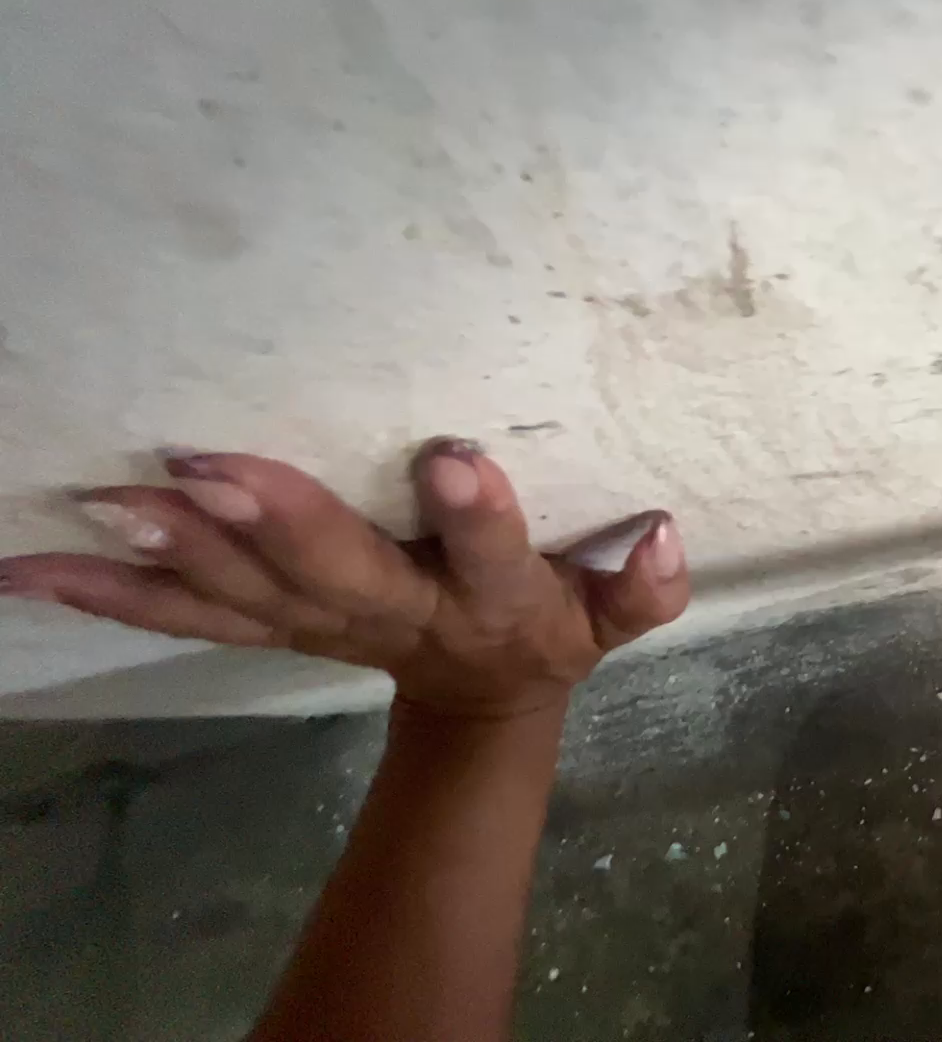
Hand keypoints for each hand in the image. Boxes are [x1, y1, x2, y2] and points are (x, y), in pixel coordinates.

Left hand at [0, 438, 689, 717]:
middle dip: (291, 527)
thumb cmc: (559, 634)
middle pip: (350, 576)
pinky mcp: (287, 629)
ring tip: (114, 503)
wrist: (487, 696)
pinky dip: (125, 596)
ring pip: (259, 596)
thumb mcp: (618, 621)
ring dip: (189, 555)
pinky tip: (37, 568)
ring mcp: (335, 626)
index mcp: (497, 603)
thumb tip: (666, 532)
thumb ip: (648, 587)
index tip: (452, 457)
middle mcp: (410, 615)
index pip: (495, 560)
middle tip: (215, 471)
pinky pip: (204, 618)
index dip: (477, 518)